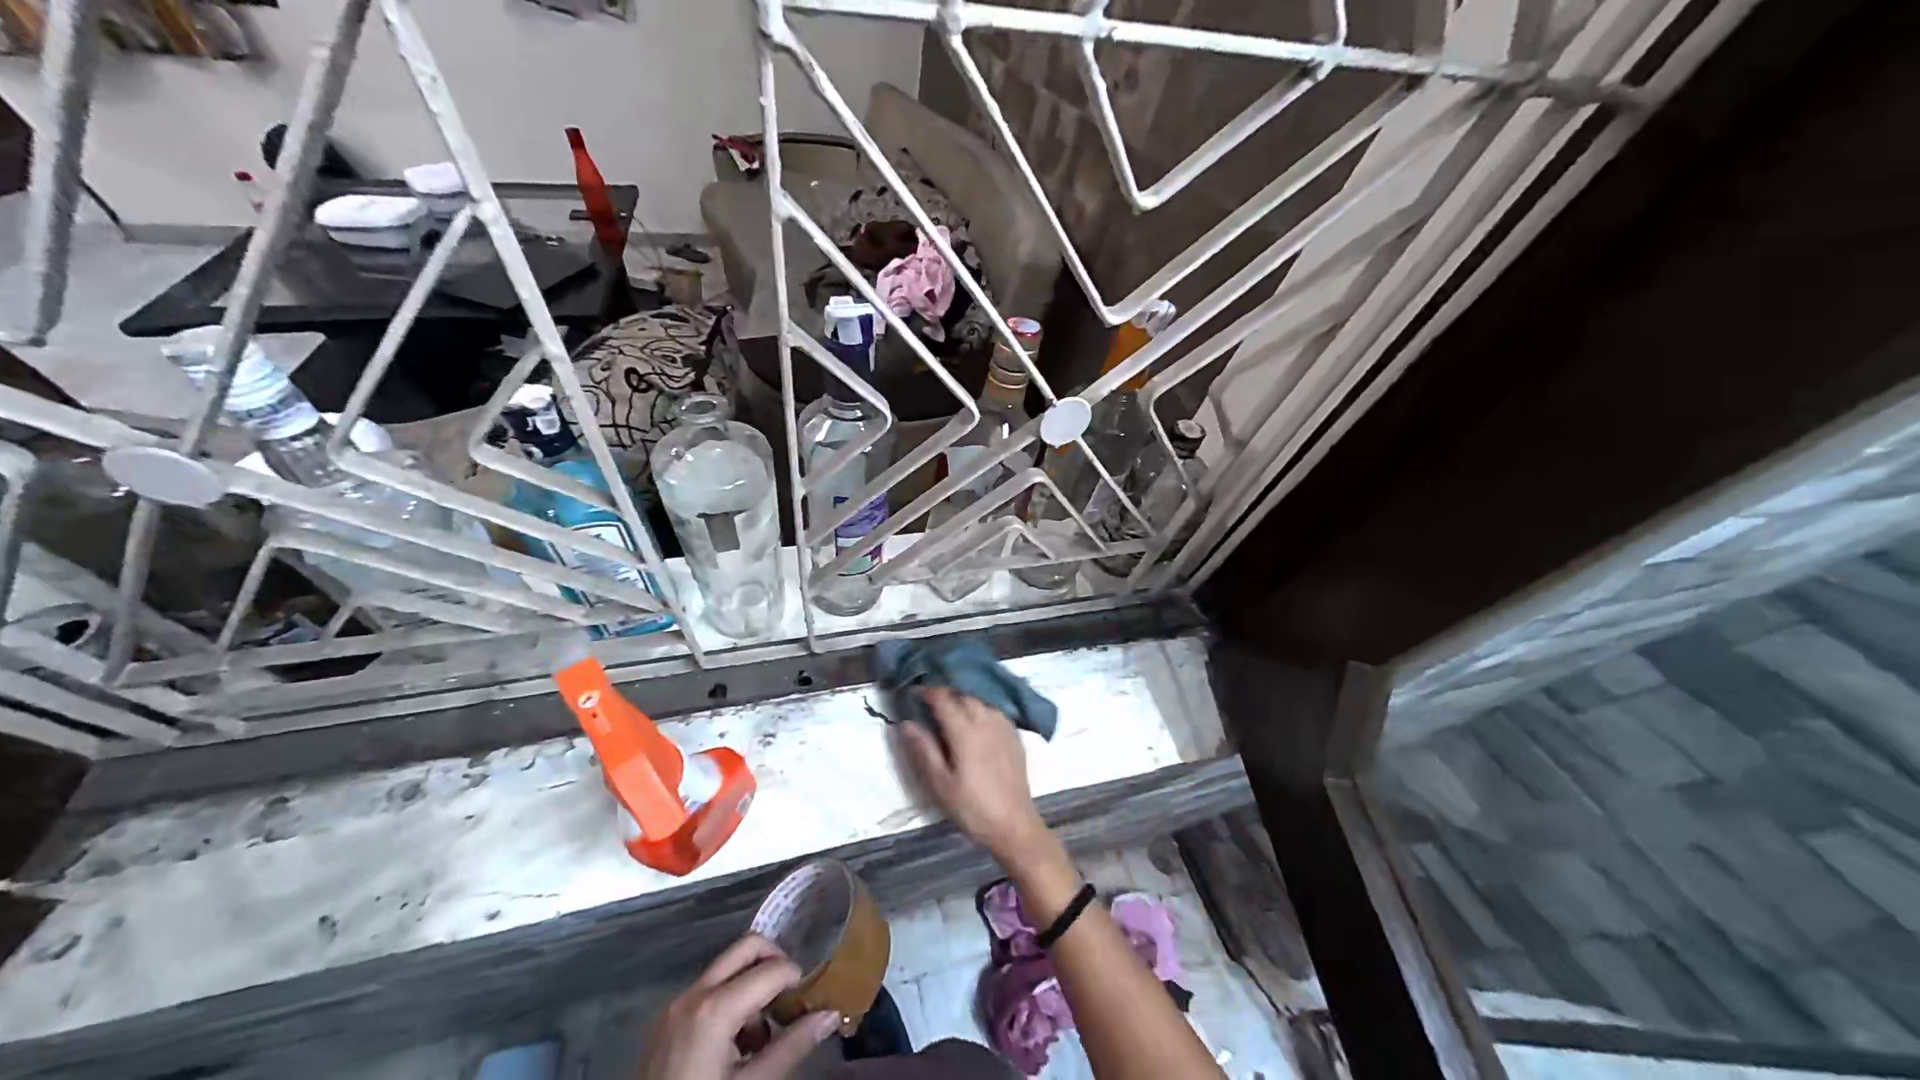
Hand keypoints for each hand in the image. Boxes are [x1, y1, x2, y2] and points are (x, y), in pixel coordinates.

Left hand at [640, 933, 839, 1079]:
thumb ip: (794, 1045)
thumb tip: (830, 1014)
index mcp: (716, 1008)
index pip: (772, 969)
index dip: (797, 979)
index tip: (809, 1003)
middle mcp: (694, 994)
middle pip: (746, 947)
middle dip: (775, 963)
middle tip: (790, 998)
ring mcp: (675, 1005)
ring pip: (727, 967)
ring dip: (752, 984)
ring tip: (761, 1035)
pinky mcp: (665, 1020)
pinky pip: (707, 990)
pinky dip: (730, 998)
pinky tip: (735, 1045)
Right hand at [897, 686, 1048, 863]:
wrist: (1014, 825)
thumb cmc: (972, 807)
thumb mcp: (940, 783)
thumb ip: (923, 749)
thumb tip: (906, 723)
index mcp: (964, 731)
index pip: (943, 699)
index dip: (927, 691)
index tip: (913, 692)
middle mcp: (986, 721)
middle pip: (963, 695)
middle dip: (945, 693)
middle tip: (930, 701)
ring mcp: (1004, 727)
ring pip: (981, 700)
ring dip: (964, 699)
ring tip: (951, 709)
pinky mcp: (1015, 735)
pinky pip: (995, 711)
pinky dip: (981, 708)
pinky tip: (976, 720)